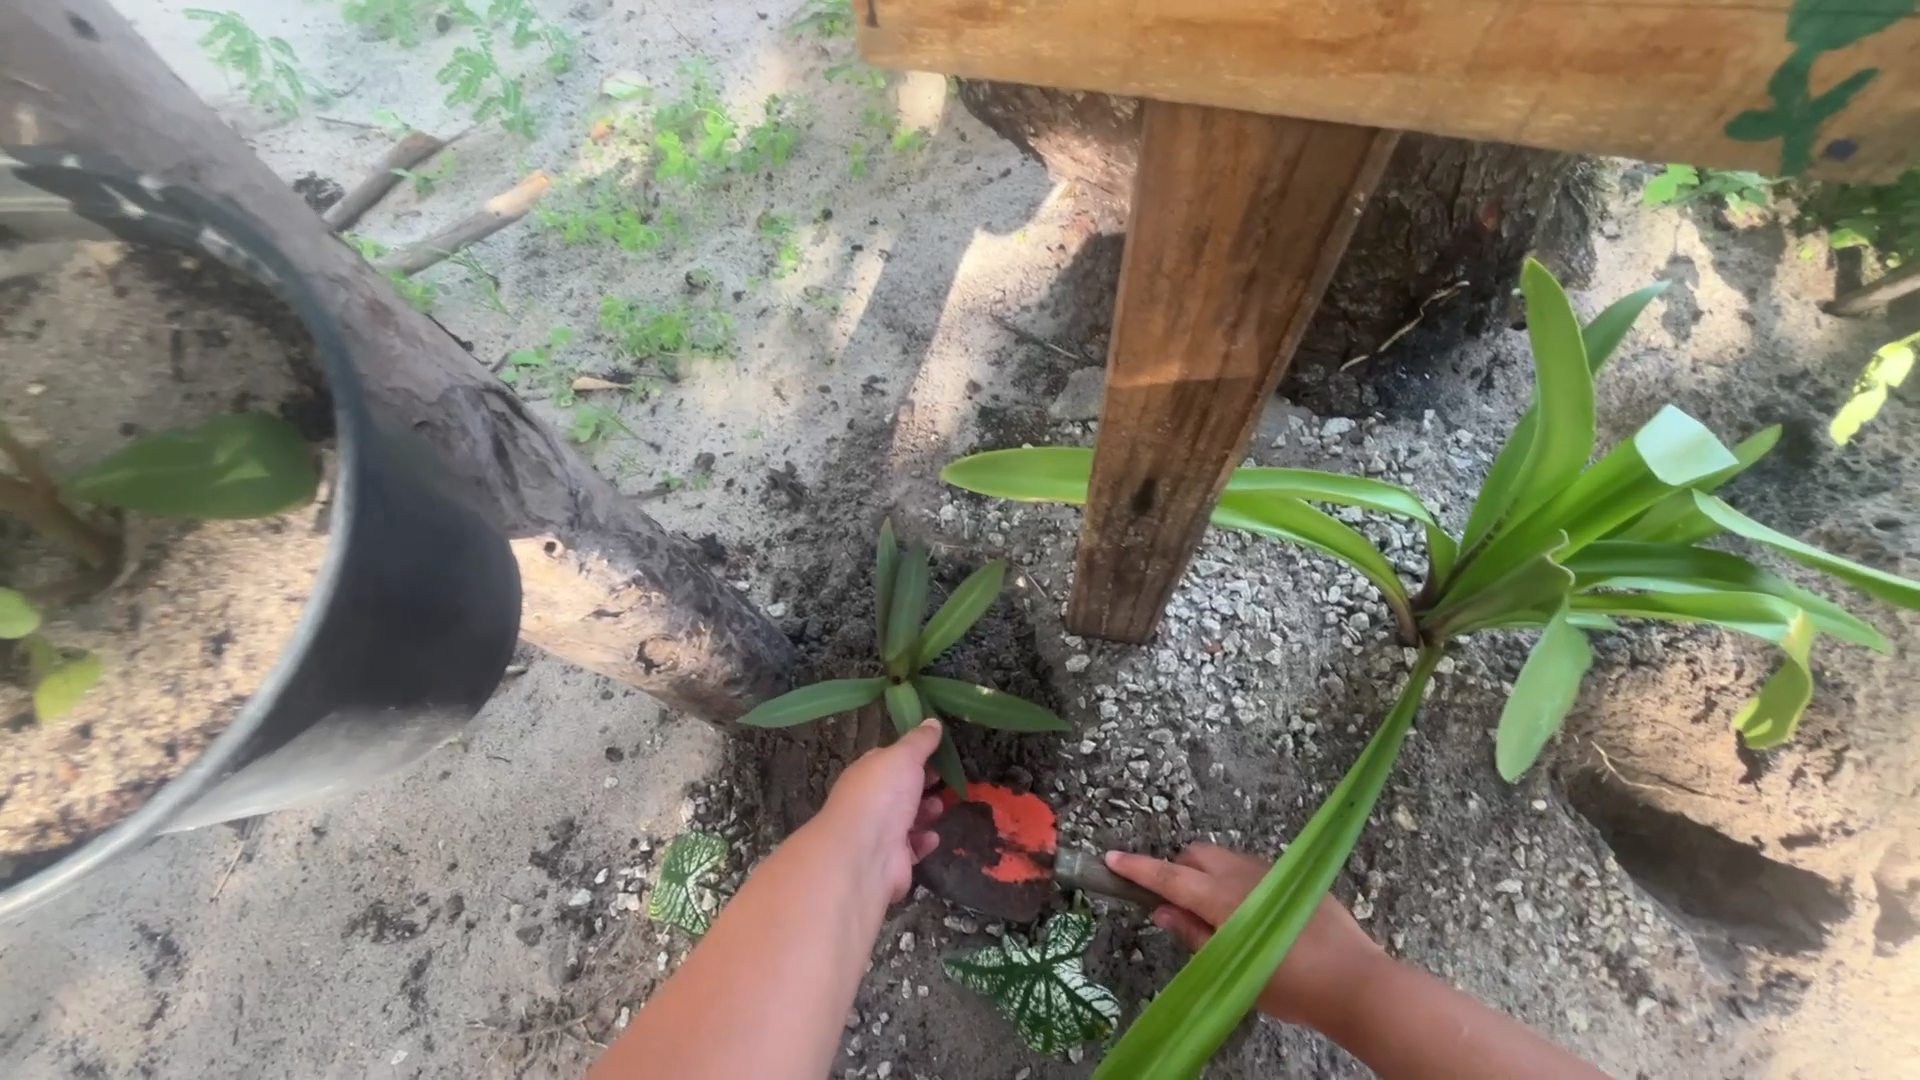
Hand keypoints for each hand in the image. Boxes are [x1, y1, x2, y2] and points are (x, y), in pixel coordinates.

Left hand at [814, 719, 946, 903]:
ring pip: (908, 819)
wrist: (865, 852)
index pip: (889, 760)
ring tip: (939, 807)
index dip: (913, 756)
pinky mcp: (892, 860)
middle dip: (924, 785)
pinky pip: (912, 847)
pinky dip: (924, 841)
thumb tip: (932, 722)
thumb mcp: (903, 756)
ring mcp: (880, 832)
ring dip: (927, 812)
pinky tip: (932, 836)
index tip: (937, 754)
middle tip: (945, 782)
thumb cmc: (882, 794)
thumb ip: (920, 741)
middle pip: (901, 790)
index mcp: (868, 773)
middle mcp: (871, 801)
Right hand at [1105, 843, 1386, 1030]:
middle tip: (1178, 902)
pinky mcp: (1292, 876)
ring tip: (1218, 911)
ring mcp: (1269, 870)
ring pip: (1224, 857)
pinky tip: (1253, 912)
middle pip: (1196, 853)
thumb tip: (1162, 911)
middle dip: (1179, 867)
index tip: (1111, 857)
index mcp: (1221, 898)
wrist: (1357, 983)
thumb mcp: (1233, 968)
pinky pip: (1250, 867)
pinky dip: (1236, 879)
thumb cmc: (1290, 985)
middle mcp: (1241, 873)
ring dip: (1208, 872)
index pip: (1168, 876)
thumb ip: (1194, 935)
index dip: (1137, 867)